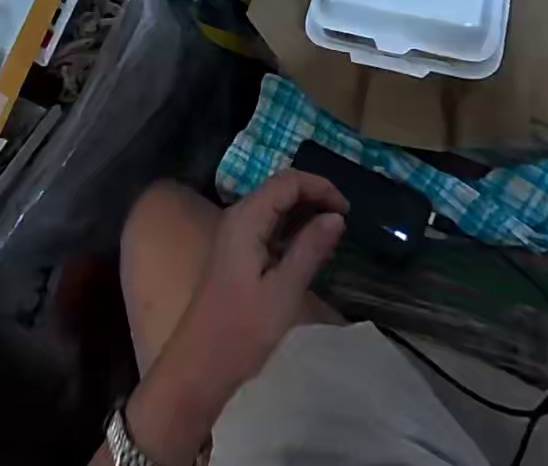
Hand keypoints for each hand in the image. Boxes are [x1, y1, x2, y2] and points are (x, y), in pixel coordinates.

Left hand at [124, 170, 348, 464]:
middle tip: (344, 220)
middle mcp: (238, 216)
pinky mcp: (237, 250)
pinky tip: (309, 245)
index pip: (287, 181)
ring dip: (304, 210)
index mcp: (247, 218)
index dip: (320, 187)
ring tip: (333, 230)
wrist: (199, 366)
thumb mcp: (283, 291)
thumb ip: (310, 249)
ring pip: (274, 205)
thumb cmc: (241, 330)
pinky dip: (291, 226)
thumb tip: (337, 216)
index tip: (348, 211)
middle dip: (314, 195)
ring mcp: (235, 233)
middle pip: (280, 188)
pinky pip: (268, 224)